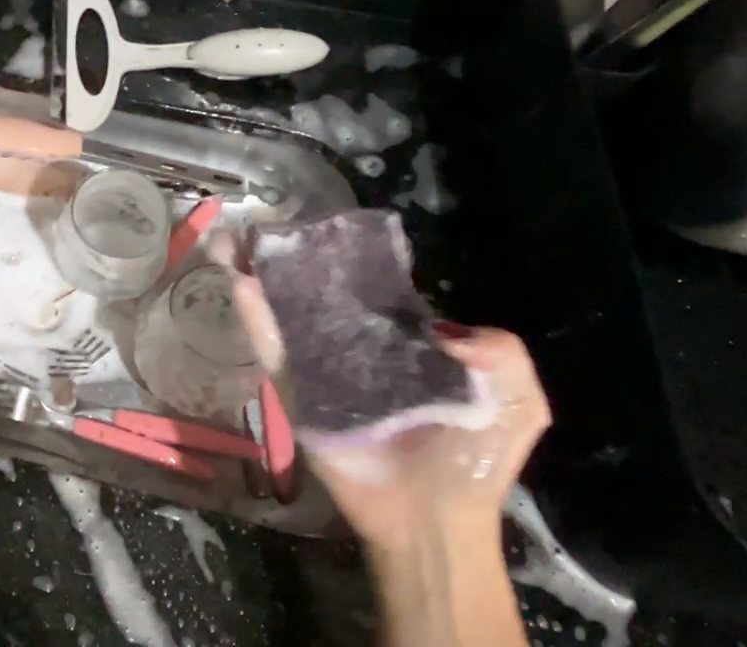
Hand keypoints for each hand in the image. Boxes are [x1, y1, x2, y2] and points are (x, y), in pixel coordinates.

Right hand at [216, 241, 549, 549]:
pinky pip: (271, 349)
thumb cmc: (474, 459)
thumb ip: (501, 352)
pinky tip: (240, 282)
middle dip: (281, 258)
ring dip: (253, 275)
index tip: (316, 227)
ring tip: (229, 240)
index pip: (364, 288)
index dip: (339, 256)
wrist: (432, 519)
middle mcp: (351, 345)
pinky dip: (254, 316)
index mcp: (399, 342)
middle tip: (254, 228)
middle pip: (311, 291)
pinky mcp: (295, 392)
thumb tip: (437, 327)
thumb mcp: (517, 402)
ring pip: (281, 311)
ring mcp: (318, 366)